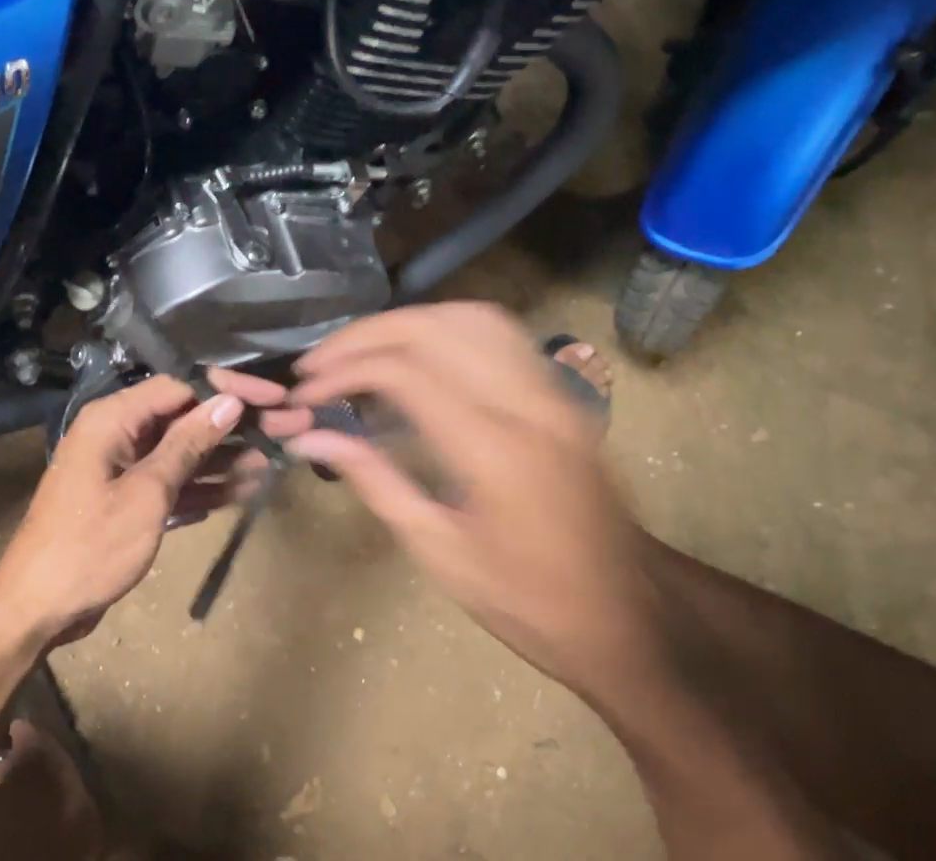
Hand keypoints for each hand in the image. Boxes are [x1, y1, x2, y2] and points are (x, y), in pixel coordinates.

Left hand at [0, 371, 308, 644]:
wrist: (38, 606)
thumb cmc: (90, 545)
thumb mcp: (146, 494)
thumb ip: (186, 446)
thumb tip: (227, 403)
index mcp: (110, 420)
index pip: (176, 387)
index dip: (222, 393)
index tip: (269, 401)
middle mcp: (113, 436)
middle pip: (178, 419)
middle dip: (226, 429)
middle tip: (279, 434)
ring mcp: (117, 470)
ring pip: (176, 455)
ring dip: (218, 462)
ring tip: (268, 466)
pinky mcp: (123, 502)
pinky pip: (166, 485)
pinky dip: (197, 490)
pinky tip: (239, 494)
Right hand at [285, 303, 669, 695]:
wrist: (629, 618)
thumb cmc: (527, 601)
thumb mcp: (439, 551)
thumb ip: (375, 482)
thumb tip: (310, 438)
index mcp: (493, 450)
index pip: (404, 373)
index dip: (343, 371)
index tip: (306, 392)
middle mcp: (527, 405)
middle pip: (434, 328)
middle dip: (365, 335)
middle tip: (320, 362)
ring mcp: (552, 395)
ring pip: (472, 318)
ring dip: (406, 322)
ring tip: (361, 351)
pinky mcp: (561, 397)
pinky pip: (501, 334)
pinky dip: (447, 328)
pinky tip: (418, 353)